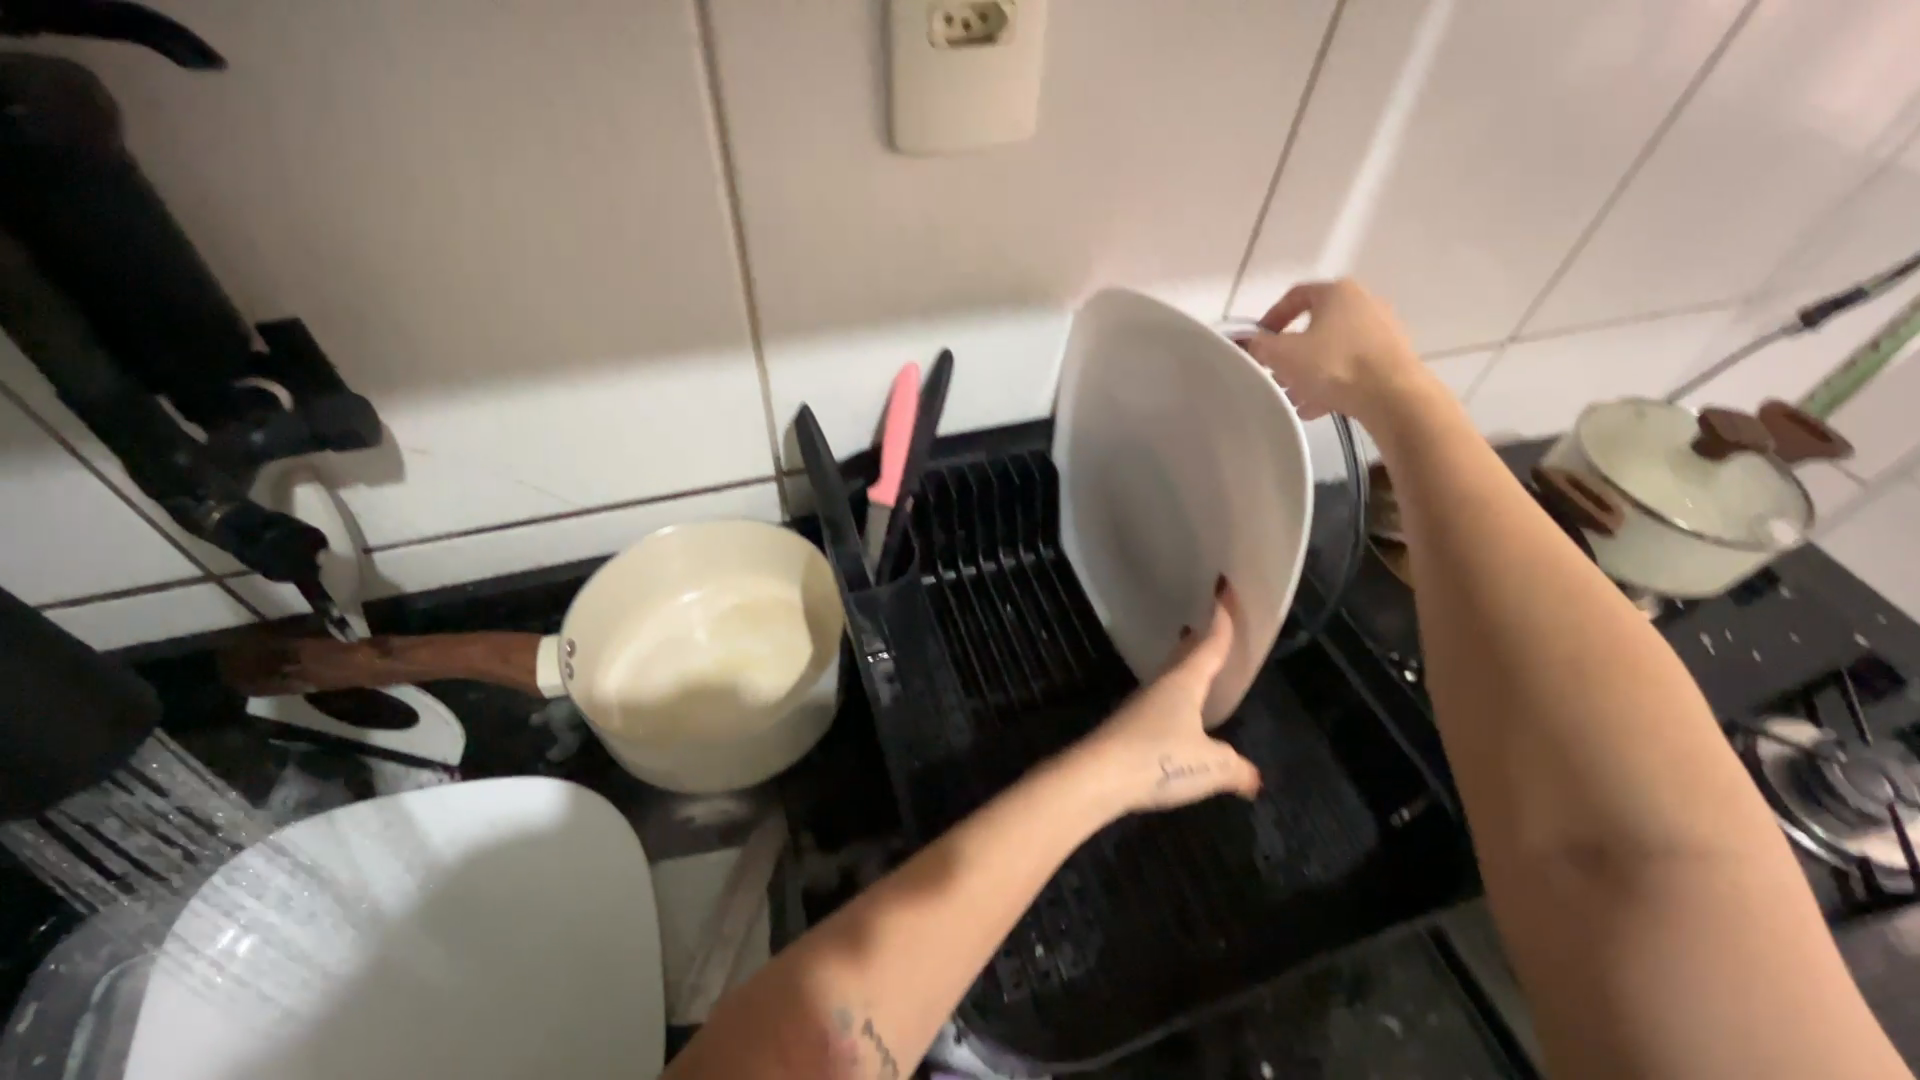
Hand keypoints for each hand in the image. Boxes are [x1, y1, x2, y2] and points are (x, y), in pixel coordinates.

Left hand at [1069, 580, 1261, 812]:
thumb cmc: (1158, 759)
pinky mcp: (1127, 731)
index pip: (1209, 644)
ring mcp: (1139, 708)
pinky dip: (1173, 700)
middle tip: (1209, 623)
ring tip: (1196, 665)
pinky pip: (1159, 706)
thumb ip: (1235, 767)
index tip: (1222, 586)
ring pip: (1169, 680)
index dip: (1221, 618)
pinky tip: (1175, 716)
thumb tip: (1252, 777)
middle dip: (1199, 640)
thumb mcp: (1211, 766)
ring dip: (1183, 669)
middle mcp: (1160, 687)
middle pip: (1184, 656)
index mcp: (1184, 683)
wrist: (1096, 778)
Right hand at [1239, 278, 1436, 423]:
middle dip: (1291, 352)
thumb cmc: (1333, 365)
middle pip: (1315, 326)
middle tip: (1275, 373)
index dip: (1271, 318)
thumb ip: (1259, 346)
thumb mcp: (1283, 355)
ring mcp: (1382, 330)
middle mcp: (1363, 303)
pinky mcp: (1392, 357)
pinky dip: (1332, 382)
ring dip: (1310, 371)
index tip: (1258, 342)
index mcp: (1337, 292)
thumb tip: (1249, 343)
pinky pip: (1352, 366)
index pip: (1295, 296)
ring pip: (1333, 349)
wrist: (1393, 395)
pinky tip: (1316, 407)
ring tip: (1293, 396)